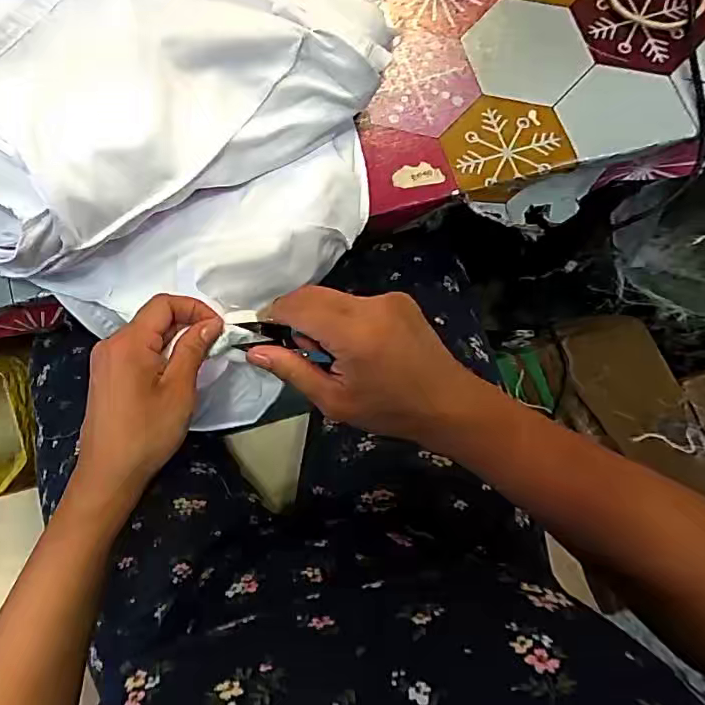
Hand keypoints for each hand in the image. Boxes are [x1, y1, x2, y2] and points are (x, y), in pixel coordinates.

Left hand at [69, 295, 222, 514]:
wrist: (108, 472)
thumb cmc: (146, 433)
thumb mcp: (179, 390)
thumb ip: (193, 349)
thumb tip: (209, 323)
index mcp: (127, 342)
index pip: (163, 304)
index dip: (194, 308)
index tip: (217, 327)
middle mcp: (110, 343)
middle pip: (152, 317)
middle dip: (185, 323)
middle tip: (213, 344)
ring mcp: (104, 359)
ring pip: (144, 334)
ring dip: (172, 339)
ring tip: (196, 359)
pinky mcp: (104, 374)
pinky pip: (133, 350)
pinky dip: (157, 352)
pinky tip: (172, 372)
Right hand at [245, 286, 505, 447]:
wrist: (451, 405)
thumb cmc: (389, 410)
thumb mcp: (333, 400)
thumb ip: (291, 370)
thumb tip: (253, 350)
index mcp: (354, 333)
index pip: (296, 306)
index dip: (271, 316)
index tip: (261, 335)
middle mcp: (370, 305)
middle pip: (310, 294)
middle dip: (292, 316)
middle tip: (299, 350)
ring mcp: (386, 298)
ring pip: (328, 296)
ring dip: (315, 317)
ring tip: (329, 352)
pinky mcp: (396, 298)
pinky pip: (350, 300)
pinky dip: (337, 316)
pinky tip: (352, 345)